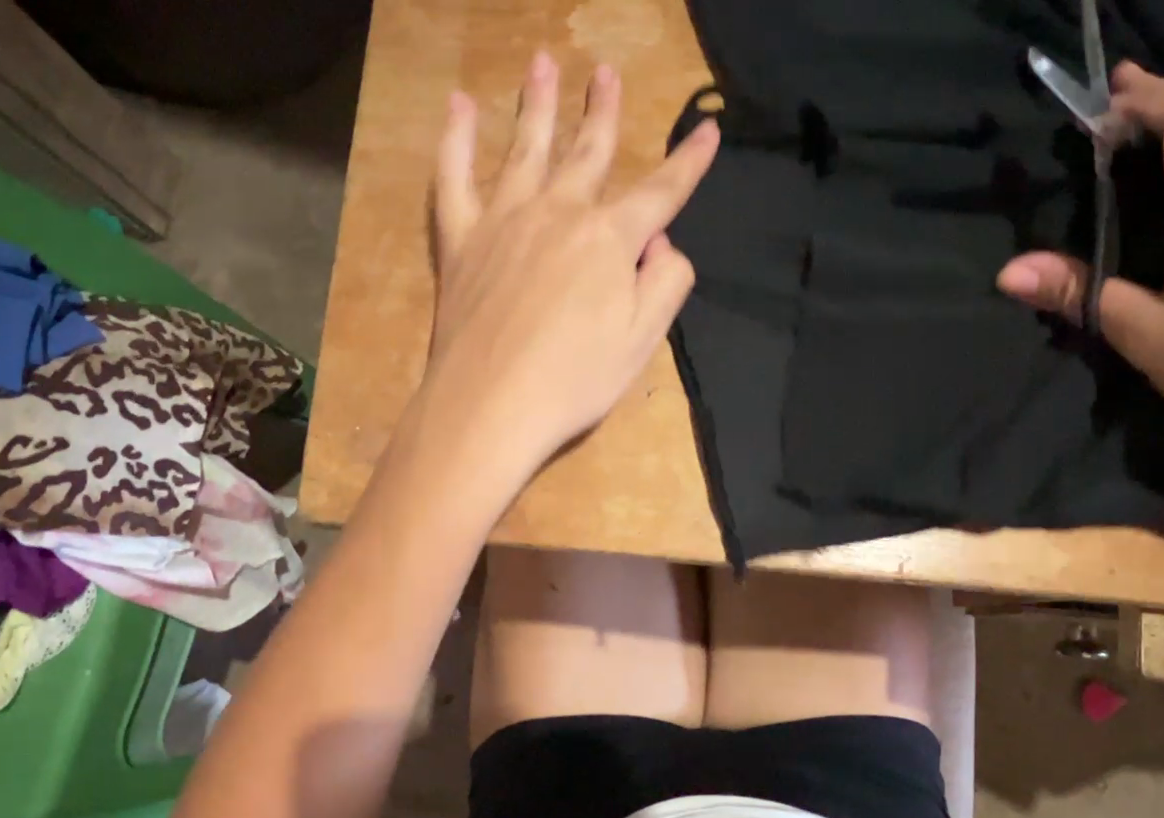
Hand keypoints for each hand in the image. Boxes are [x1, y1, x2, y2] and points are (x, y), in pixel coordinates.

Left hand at [414, 53, 719, 475]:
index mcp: (611, 240)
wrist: (491, 406)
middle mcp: (560, 213)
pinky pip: (455, 178)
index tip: (709, 129)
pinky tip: (460, 106)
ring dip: (537, 104)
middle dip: (602, 111)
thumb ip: (667, 283)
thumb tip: (662, 243)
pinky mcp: (461, 239)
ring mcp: (505, 220)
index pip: (661, 192)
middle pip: (588, 152)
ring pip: (526, 149)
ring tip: (543, 64)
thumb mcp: (643, 340)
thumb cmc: (575, 381)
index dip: (689, 162)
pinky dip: (457, 139)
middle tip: (606, 72)